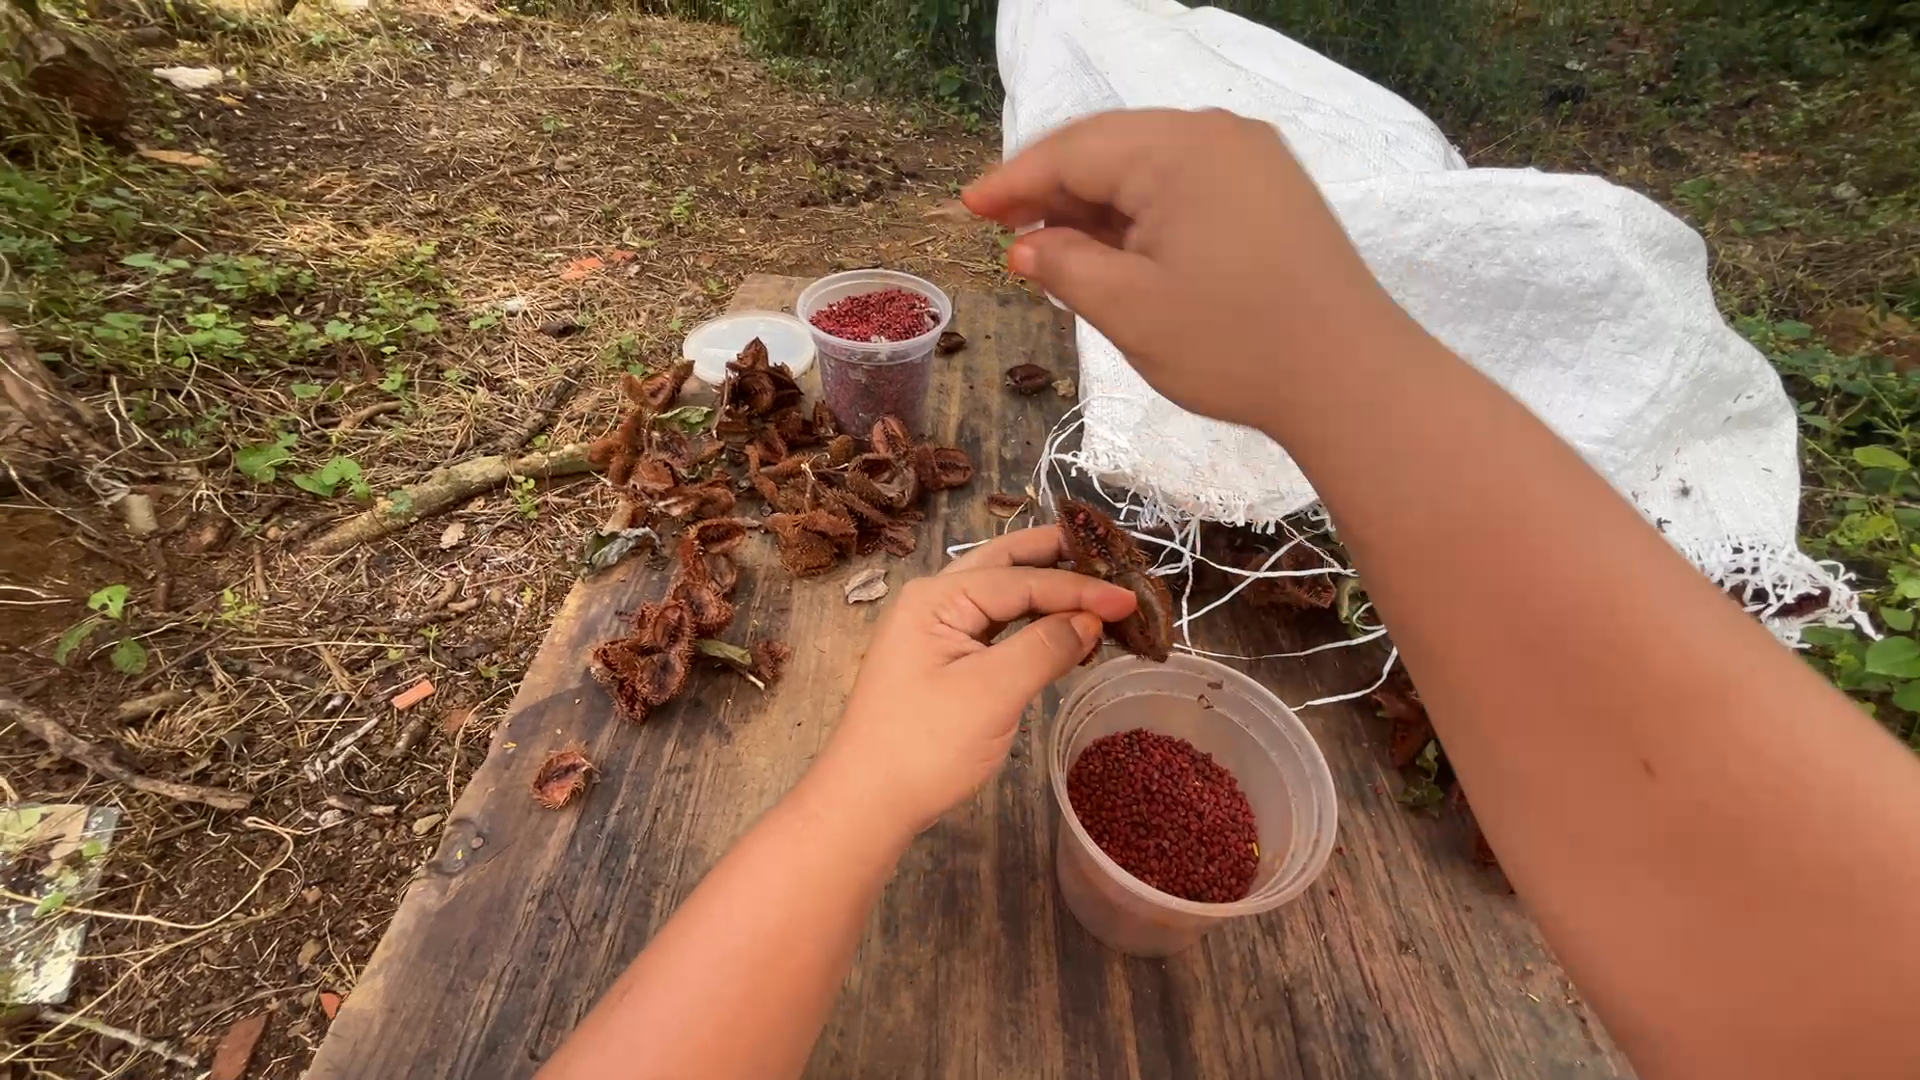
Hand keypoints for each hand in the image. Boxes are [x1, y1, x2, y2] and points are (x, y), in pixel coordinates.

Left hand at [816, 526, 1137, 834]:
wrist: (867, 803)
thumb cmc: (925, 745)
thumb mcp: (991, 693)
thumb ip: (1044, 647)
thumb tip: (1093, 620)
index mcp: (938, 598)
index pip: (1022, 580)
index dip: (1079, 588)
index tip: (1130, 598)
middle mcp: (934, 601)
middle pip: (1004, 565)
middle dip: (1055, 556)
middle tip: (1107, 552)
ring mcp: (937, 630)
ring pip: (1000, 593)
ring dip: (1045, 586)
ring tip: (1092, 579)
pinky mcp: (944, 659)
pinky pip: (996, 625)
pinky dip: (1031, 621)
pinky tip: (1061, 626)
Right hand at [962, 108, 1409, 432]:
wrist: (1348, 376)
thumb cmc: (1230, 345)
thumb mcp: (1129, 310)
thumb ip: (1066, 267)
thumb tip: (1025, 245)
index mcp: (1177, 151)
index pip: (1074, 151)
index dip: (1014, 180)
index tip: (968, 206)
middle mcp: (1216, 136)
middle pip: (1110, 149)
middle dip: (1051, 188)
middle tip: (1002, 226)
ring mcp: (1250, 161)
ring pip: (1147, 169)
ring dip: (1094, 205)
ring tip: (1050, 244)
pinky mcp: (1268, 194)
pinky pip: (1182, 188)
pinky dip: (1138, 215)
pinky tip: (1113, 247)